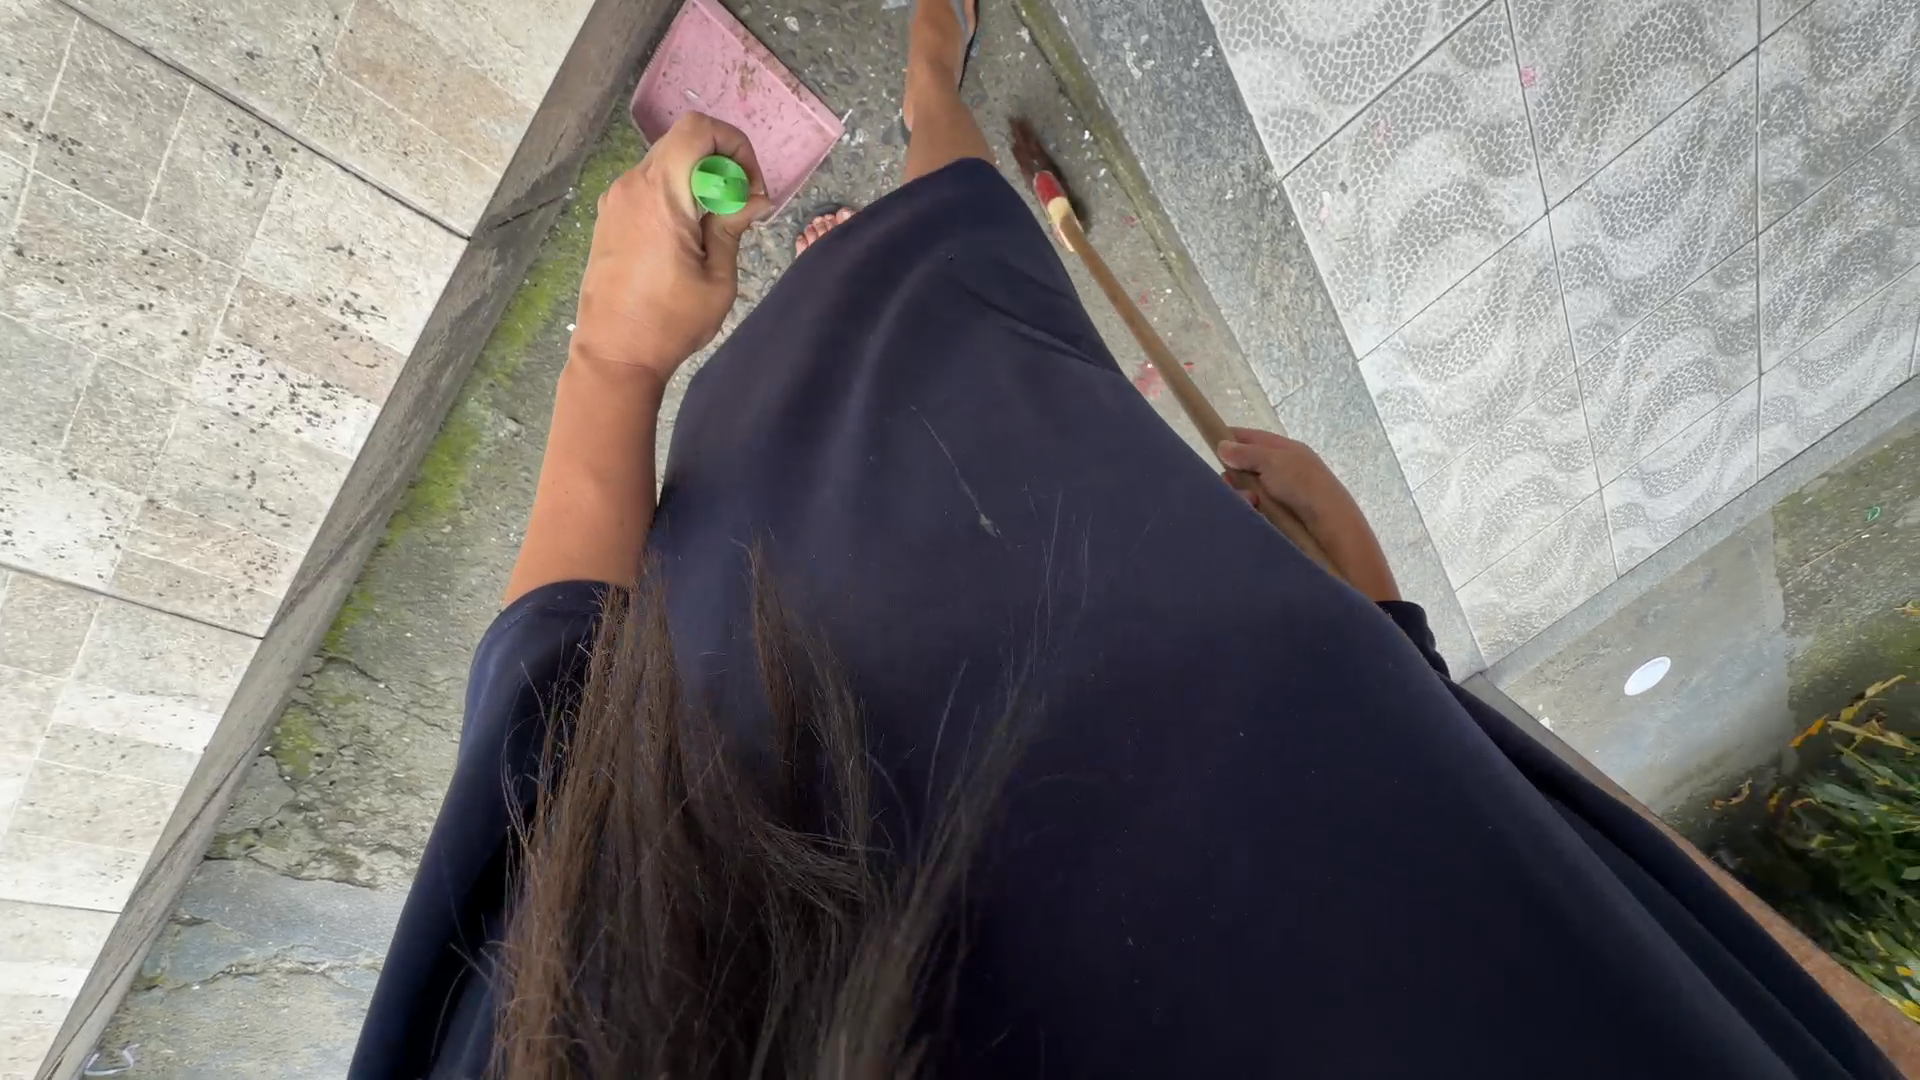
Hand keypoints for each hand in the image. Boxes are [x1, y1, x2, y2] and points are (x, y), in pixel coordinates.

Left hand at [571, 112, 773, 380]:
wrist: (615, 352)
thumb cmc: (671, 322)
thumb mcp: (719, 279)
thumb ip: (733, 227)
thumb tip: (754, 199)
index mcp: (661, 194)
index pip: (699, 129)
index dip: (735, 146)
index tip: (751, 189)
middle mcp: (632, 185)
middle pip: (684, 143)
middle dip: (722, 167)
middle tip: (741, 210)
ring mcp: (616, 199)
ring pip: (667, 166)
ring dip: (700, 185)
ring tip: (718, 230)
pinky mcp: (610, 217)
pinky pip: (650, 188)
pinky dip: (678, 198)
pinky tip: (690, 240)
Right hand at [1217, 428, 1400, 601]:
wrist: (1329, 524)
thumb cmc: (1303, 485)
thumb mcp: (1273, 461)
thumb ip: (1246, 453)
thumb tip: (1223, 445)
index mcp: (1284, 450)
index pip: (1252, 438)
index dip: (1232, 438)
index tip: (1210, 443)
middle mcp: (1281, 468)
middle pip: (1245, 466)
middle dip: (1233, 473)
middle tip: (1227, 482)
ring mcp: (1279, 491)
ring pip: (1246, 488)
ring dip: (1241, 493)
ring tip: (1249, 501)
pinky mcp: (1277, 513)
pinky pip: (1253, 506)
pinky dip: (1250, 507)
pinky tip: (1253, 510)